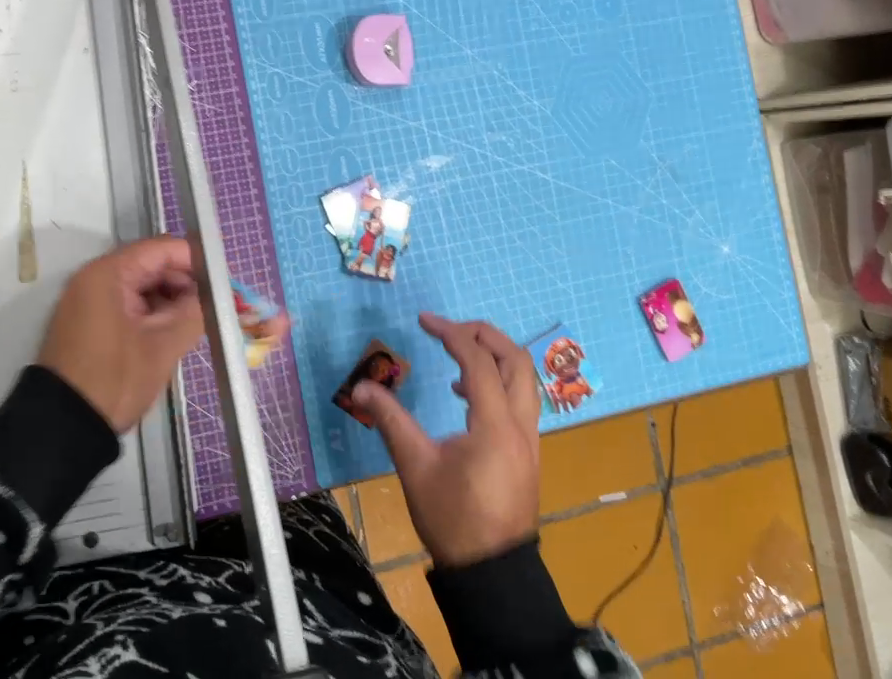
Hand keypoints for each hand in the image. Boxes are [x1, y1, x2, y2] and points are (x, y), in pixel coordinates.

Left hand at [39, 237, 206, 433]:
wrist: (65, 425)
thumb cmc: (115, 380)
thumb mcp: (162, 346)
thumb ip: (194, 312)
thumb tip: (215, 294)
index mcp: (108, 273)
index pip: (161, 249)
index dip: (196, 260)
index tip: (224, 281)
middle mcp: (94, 277)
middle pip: (150, 265)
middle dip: (184, 282)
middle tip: (216, 305)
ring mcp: (88, 299)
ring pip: (140, 286)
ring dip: (170, 299)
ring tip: (198, 322)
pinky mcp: (88, 321)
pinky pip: (127, 304)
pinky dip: (151, 313)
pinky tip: (173, 331)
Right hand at [353, 312, 541, 567]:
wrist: (491, 571)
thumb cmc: (452, 518)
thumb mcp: (414, 466)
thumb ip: (390, 420)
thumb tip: (360, 386)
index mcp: (495, 425)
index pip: (478, 361)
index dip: (451, 334)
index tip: (424, 320)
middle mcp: (521, 425)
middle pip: (516, 360)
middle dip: (483, 335)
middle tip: (448, 328)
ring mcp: (530, 440)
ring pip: (524, 380)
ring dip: (494, 356)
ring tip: (455, 354)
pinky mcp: (527, 452)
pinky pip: (521, 400)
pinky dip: (498, 382)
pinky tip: (464, 395)